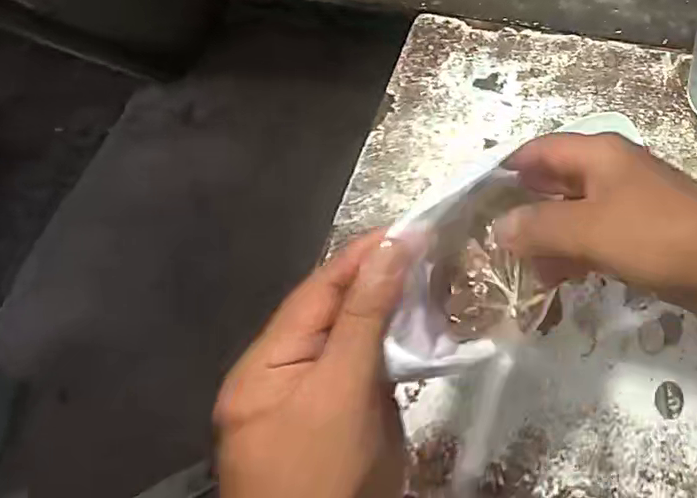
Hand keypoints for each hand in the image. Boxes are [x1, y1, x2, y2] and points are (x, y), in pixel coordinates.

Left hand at [214, 231, 419, 497]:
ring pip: (356, 327)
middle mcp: (281, 371)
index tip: (411, 224)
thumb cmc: (323, 471)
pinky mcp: (343, 405)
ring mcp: (313, 390)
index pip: (317, 290)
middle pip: (335, 305)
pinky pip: (369, 353)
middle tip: (430, 243)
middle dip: (381, 273)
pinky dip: (397, 331)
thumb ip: (366, 312)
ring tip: (434, 268)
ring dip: (393, 299)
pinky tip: (425, 314)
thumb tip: (393, 242)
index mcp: (262, 365)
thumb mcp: (343, 388)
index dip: (363, 254)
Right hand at [494, 132, 696, 301]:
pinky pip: (595, 235)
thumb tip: (499, 226)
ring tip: (519, 273)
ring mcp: (626, 199)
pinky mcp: (639, 229)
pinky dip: (574, 253)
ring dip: (548, 239)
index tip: (474, 200)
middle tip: (488, 244)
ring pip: (573, 213)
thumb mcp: (590, 229)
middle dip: (524, 210)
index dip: (507, 169)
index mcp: (598, 153)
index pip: (540, 150)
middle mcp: (610, 168)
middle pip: (554, 181)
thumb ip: (540, 227)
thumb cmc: (655, 233)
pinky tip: (557, 282)